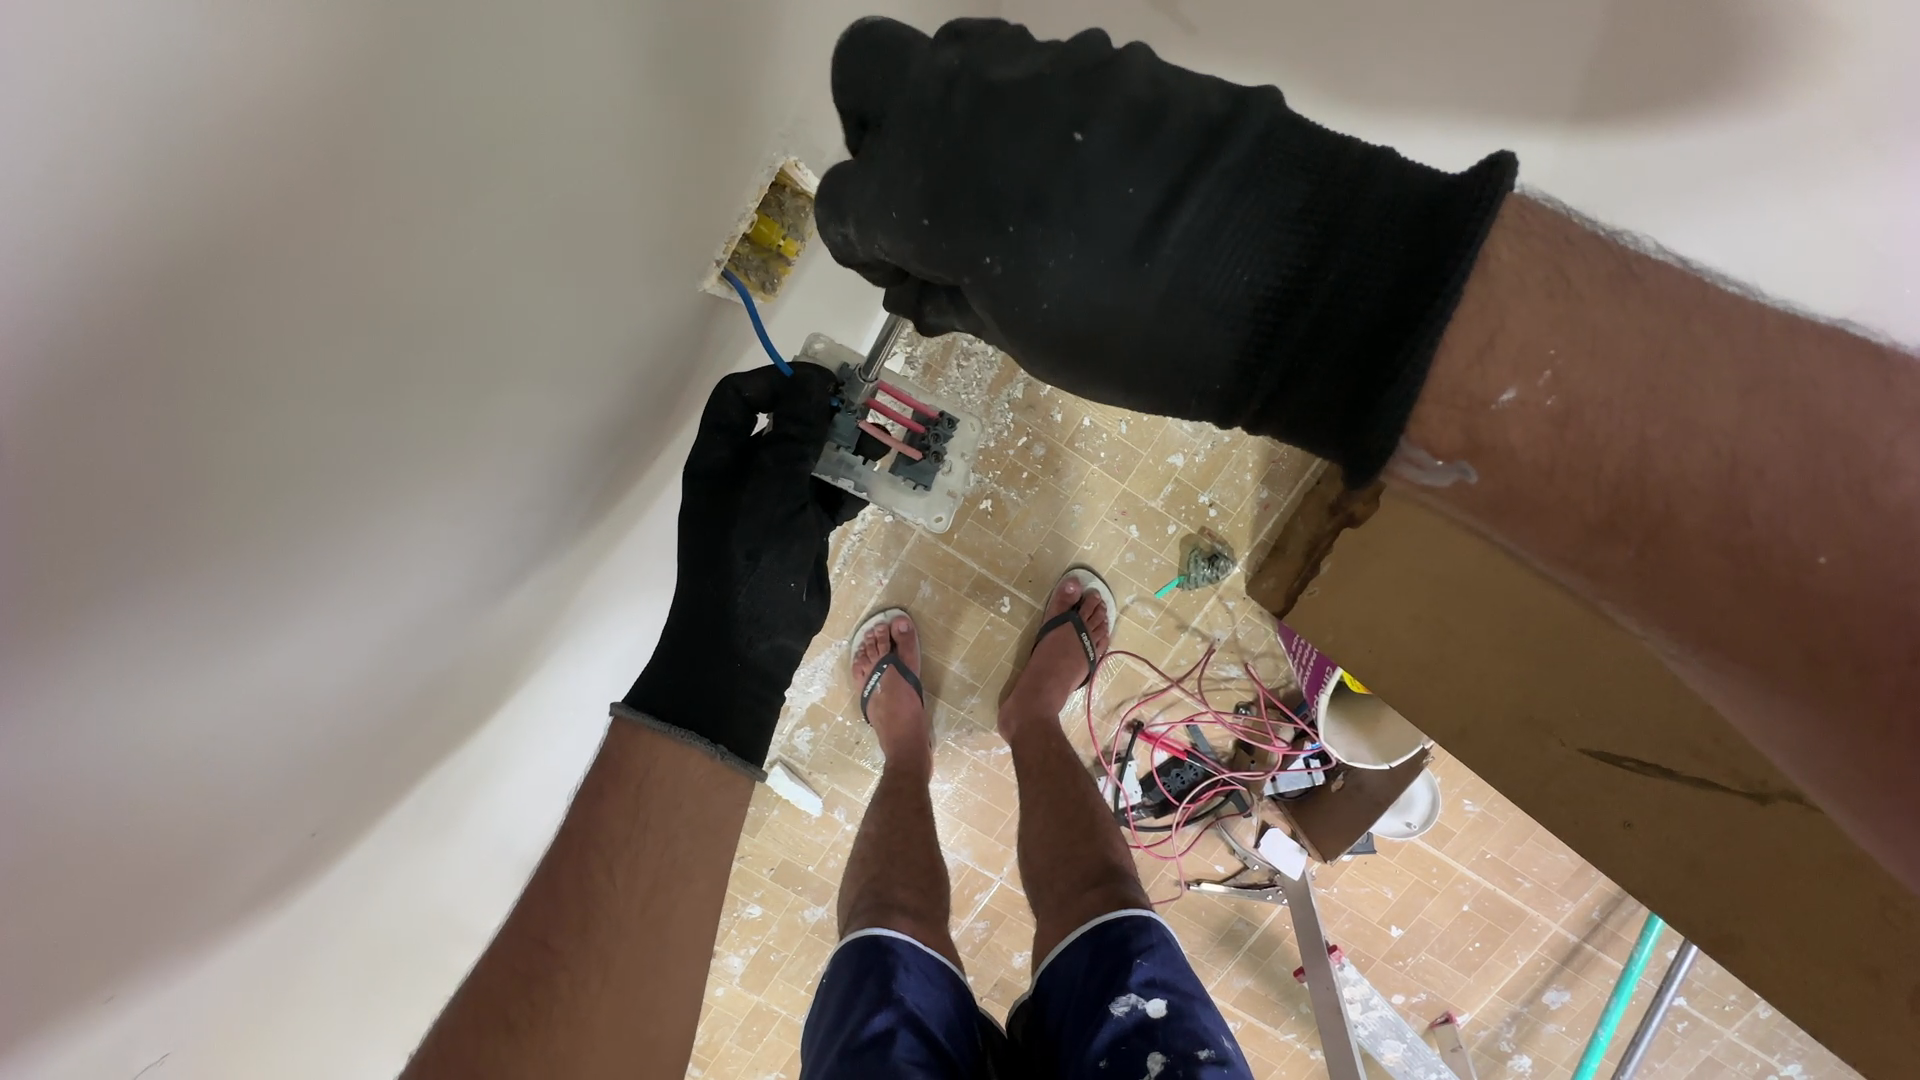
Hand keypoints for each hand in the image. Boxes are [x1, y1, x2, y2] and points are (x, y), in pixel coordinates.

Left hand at [618, 363, 863, 776]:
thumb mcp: (771, 487)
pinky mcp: (803, 529)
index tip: (822, 382)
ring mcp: (776, 503)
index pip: (741, 397)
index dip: (778, 382)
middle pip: (785, 425)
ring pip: (813, 460)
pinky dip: (854, 485)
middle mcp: (747, 474)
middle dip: (824, 413)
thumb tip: (814, 380)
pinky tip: (881, 478)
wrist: (749, 640)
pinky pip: (830, 495)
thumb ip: (794, 432)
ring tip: (883, 438)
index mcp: (722, 457)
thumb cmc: (749, 556)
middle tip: (866, 404)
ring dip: (846, 448)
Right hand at [815, 17, 1516, 482]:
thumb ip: (953, 297)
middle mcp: (972, 100)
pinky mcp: (1110, 57)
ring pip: (953, 51)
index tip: (894, 272)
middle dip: (875, 134)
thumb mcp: (1026, 342)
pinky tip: (1068, 174)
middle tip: (922, 199)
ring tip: (999, 188)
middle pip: (868, 68)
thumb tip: (917, 280)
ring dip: (950, 115)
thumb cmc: (1140, 340)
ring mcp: (1045, 64)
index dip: (857, 240)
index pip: (844, 194)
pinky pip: (1035, 69)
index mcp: (935, 189)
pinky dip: (1022, 116)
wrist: (1291, 280)